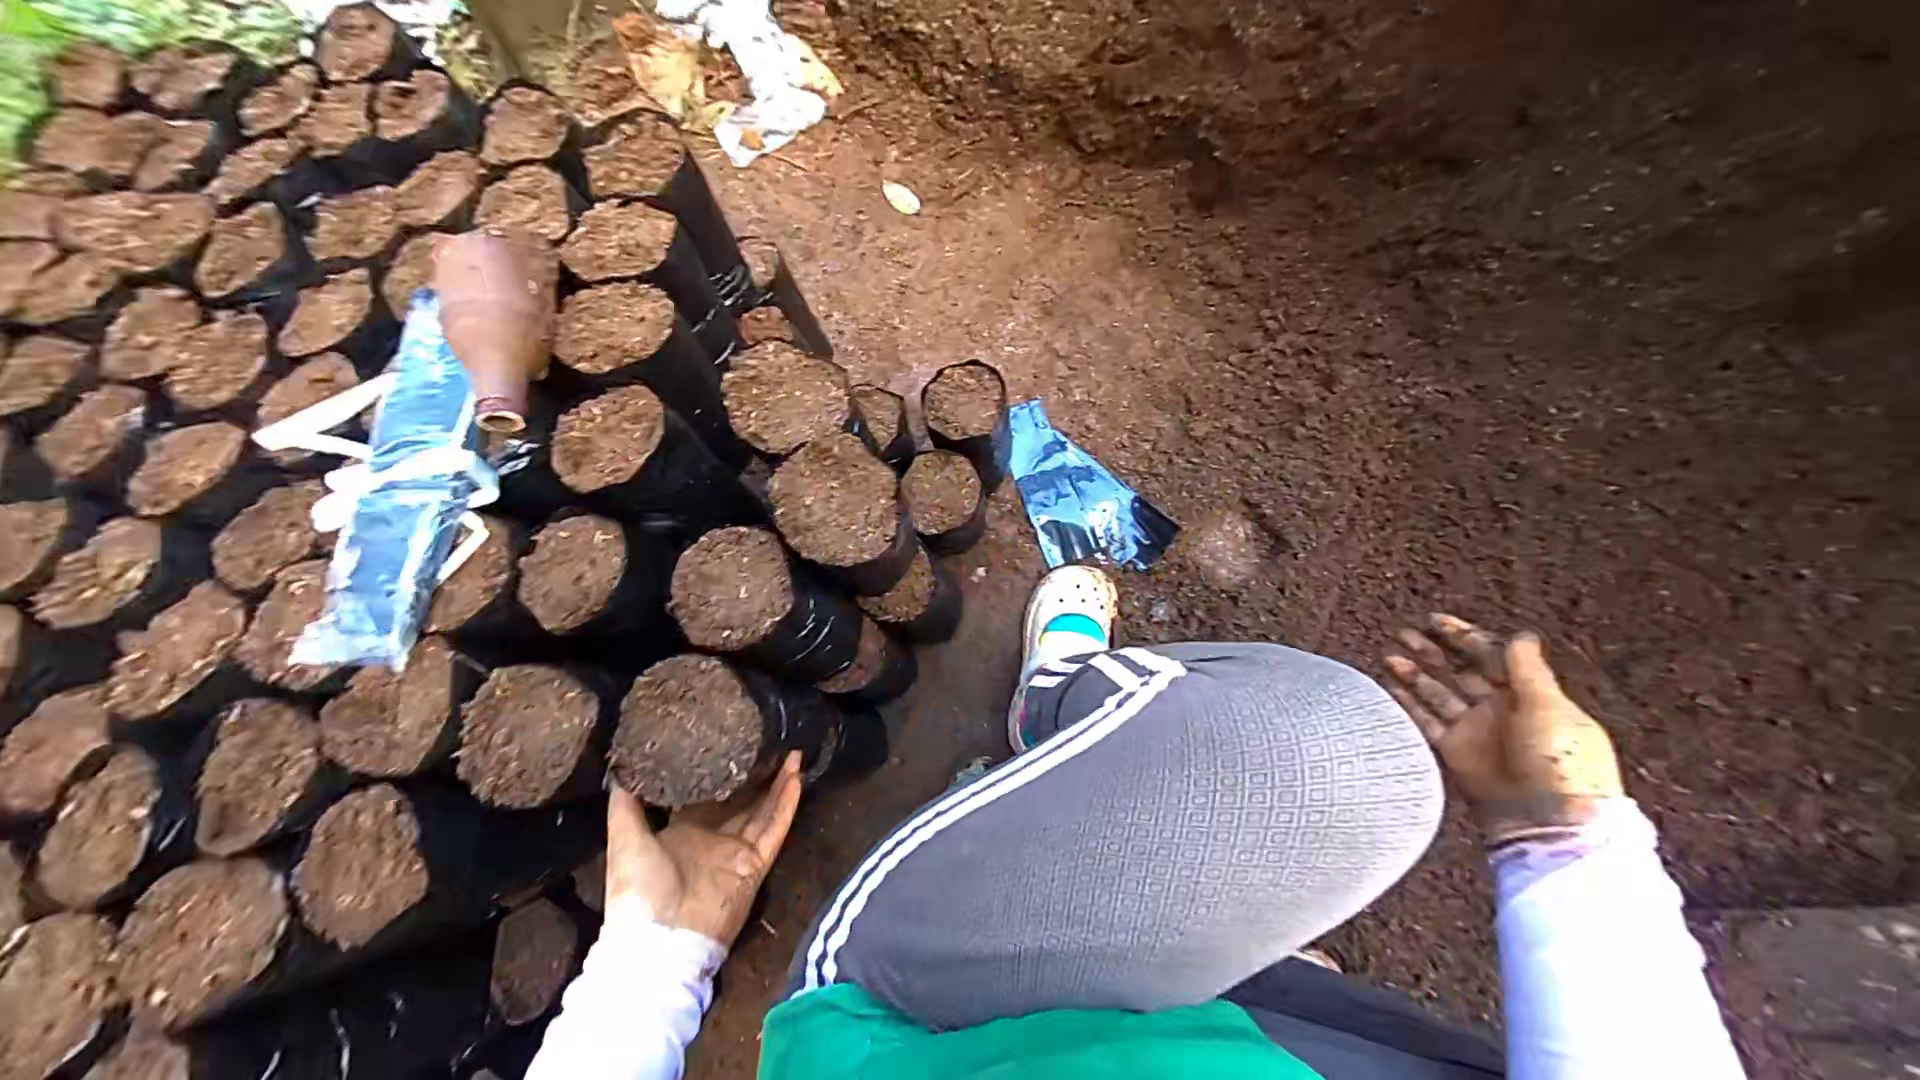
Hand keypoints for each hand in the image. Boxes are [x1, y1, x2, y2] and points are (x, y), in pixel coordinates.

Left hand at [606, 751, 803, 947]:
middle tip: (772, 744)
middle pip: (744, 800)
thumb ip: (626, 805)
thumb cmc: (638, 890)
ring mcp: (738, 852)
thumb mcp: (625, 840)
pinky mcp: (755, 865)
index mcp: (684, 832)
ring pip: (765, 810)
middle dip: (760, 774)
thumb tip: (621, 770)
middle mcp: (715, 838)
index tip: (734, 745)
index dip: (725, 772)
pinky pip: (775, 829)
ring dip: (780, 783)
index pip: (710, 797)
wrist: (659, 941)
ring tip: (793, 754)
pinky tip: (796, 779)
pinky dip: (786, 805)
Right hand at [1384, 614, 1623, 844]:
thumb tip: (1521, 635)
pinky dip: (1405, 703)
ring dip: (1413, 673)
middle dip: (1432, 651)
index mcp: (1528, 696)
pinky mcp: (1453, 750)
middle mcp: (1498, 710)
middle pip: (1458, 671)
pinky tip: (1387, 686)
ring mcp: (1474, 730)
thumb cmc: (1561, 764)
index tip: (1434, 621)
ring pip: (1436, 692)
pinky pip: (1423, 720)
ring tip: (1388, 656)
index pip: (1490, 656)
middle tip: (1404, 634)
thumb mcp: (1550, 709)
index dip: (1463, 636)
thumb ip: (1528, 670)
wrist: (1547, 821)